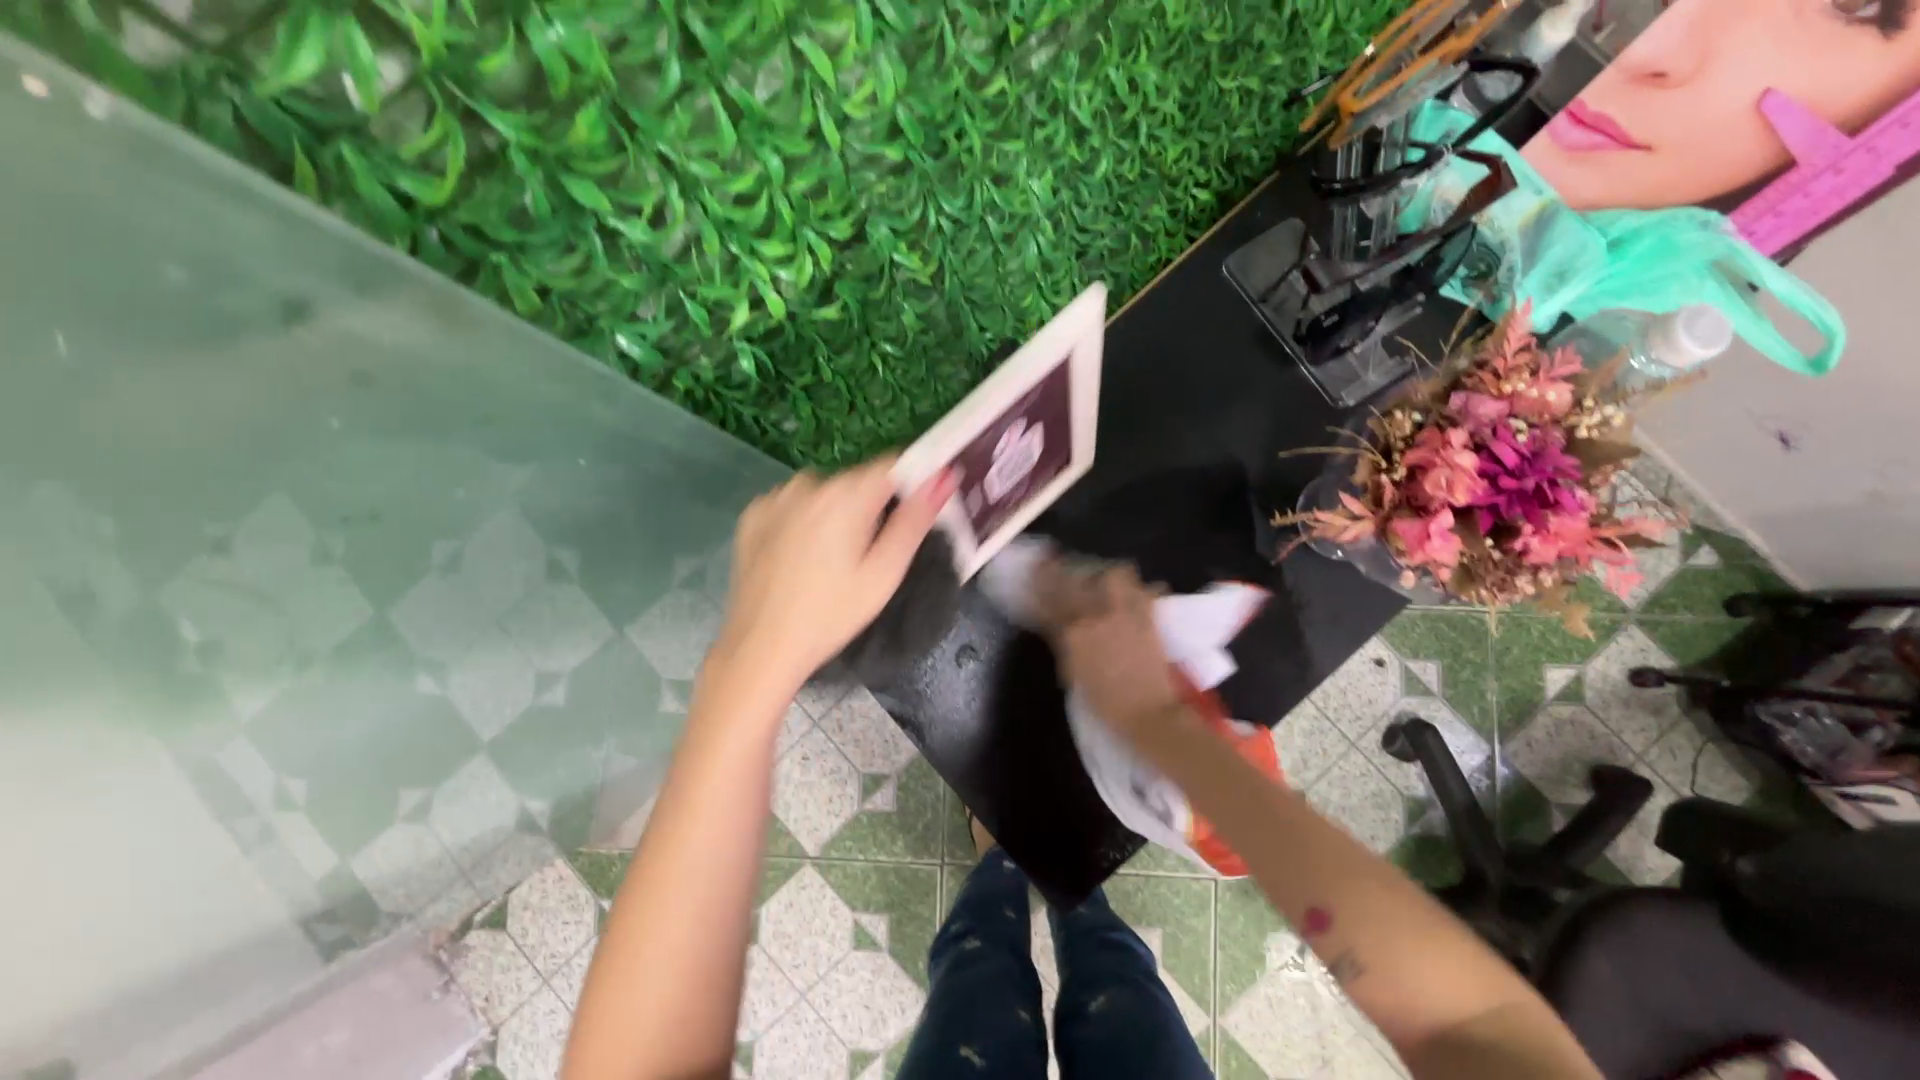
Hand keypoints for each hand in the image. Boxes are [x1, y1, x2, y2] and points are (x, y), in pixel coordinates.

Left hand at [708, 455, 956, 698]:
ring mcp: (776, 497)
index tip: (914, 513)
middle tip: (868, 555)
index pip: (893, 465)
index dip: (910, 483)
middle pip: (857, 480)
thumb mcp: (884, 573)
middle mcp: (809, 483)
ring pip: (824, 493)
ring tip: (831, 562)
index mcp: (846, 494)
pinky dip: (803, 522)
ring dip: (836, 513)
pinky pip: (794, 505)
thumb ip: (915, 520)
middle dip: (869, 507)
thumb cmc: (832, 615)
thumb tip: (944, 478)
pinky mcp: (753, 514)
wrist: (761, 647)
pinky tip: (800, 559)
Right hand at [1041, 561, 1191, 746]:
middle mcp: (1096, 616)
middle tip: (1060, 568)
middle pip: (1075, 580)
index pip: (1048, 601)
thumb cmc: (1106, 703)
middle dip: (1062, 571)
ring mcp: (1124, 613)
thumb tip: (1056, 627)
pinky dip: (1143, 589)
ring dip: (1106, 575)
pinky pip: (1145, 591)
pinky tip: (1142, 591)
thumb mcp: (1074, 675)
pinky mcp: (1149, 617)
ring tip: (1103, 580)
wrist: (1148, 712)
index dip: (1038, 585)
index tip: (1033, 574)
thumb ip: (1063, 645)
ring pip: (1113, 575)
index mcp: (1072, 634)